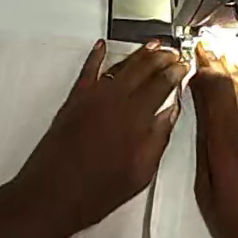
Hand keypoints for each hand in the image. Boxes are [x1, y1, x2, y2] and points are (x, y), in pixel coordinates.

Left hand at [1, 41, 184, 237]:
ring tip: (151, 45)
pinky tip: (102, 46)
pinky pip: (87, 70)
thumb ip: (158, 139)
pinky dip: (96, 55)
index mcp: (136, 118)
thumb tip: (171, 113)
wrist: (54, 193)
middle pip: (143, 70)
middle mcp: (115, 101)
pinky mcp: (74, 99)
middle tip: (171, 51)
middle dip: (160, 58)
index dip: (174, 72)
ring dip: (137, 54)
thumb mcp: (140, 173)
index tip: (183, 66)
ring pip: (120, 66)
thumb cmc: (97, 191)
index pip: (161, 85)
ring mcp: (93, 97)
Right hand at [191, 43, 237, 237]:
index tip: (194, 51)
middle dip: (220, 64)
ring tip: (221, 65)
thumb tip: (200, 111)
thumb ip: (205, 141)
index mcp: (233, 136)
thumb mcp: (209, 184)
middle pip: (237, 83)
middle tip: (206, 50)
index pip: (218, 84)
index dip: (205, 64)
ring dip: (235, 76)